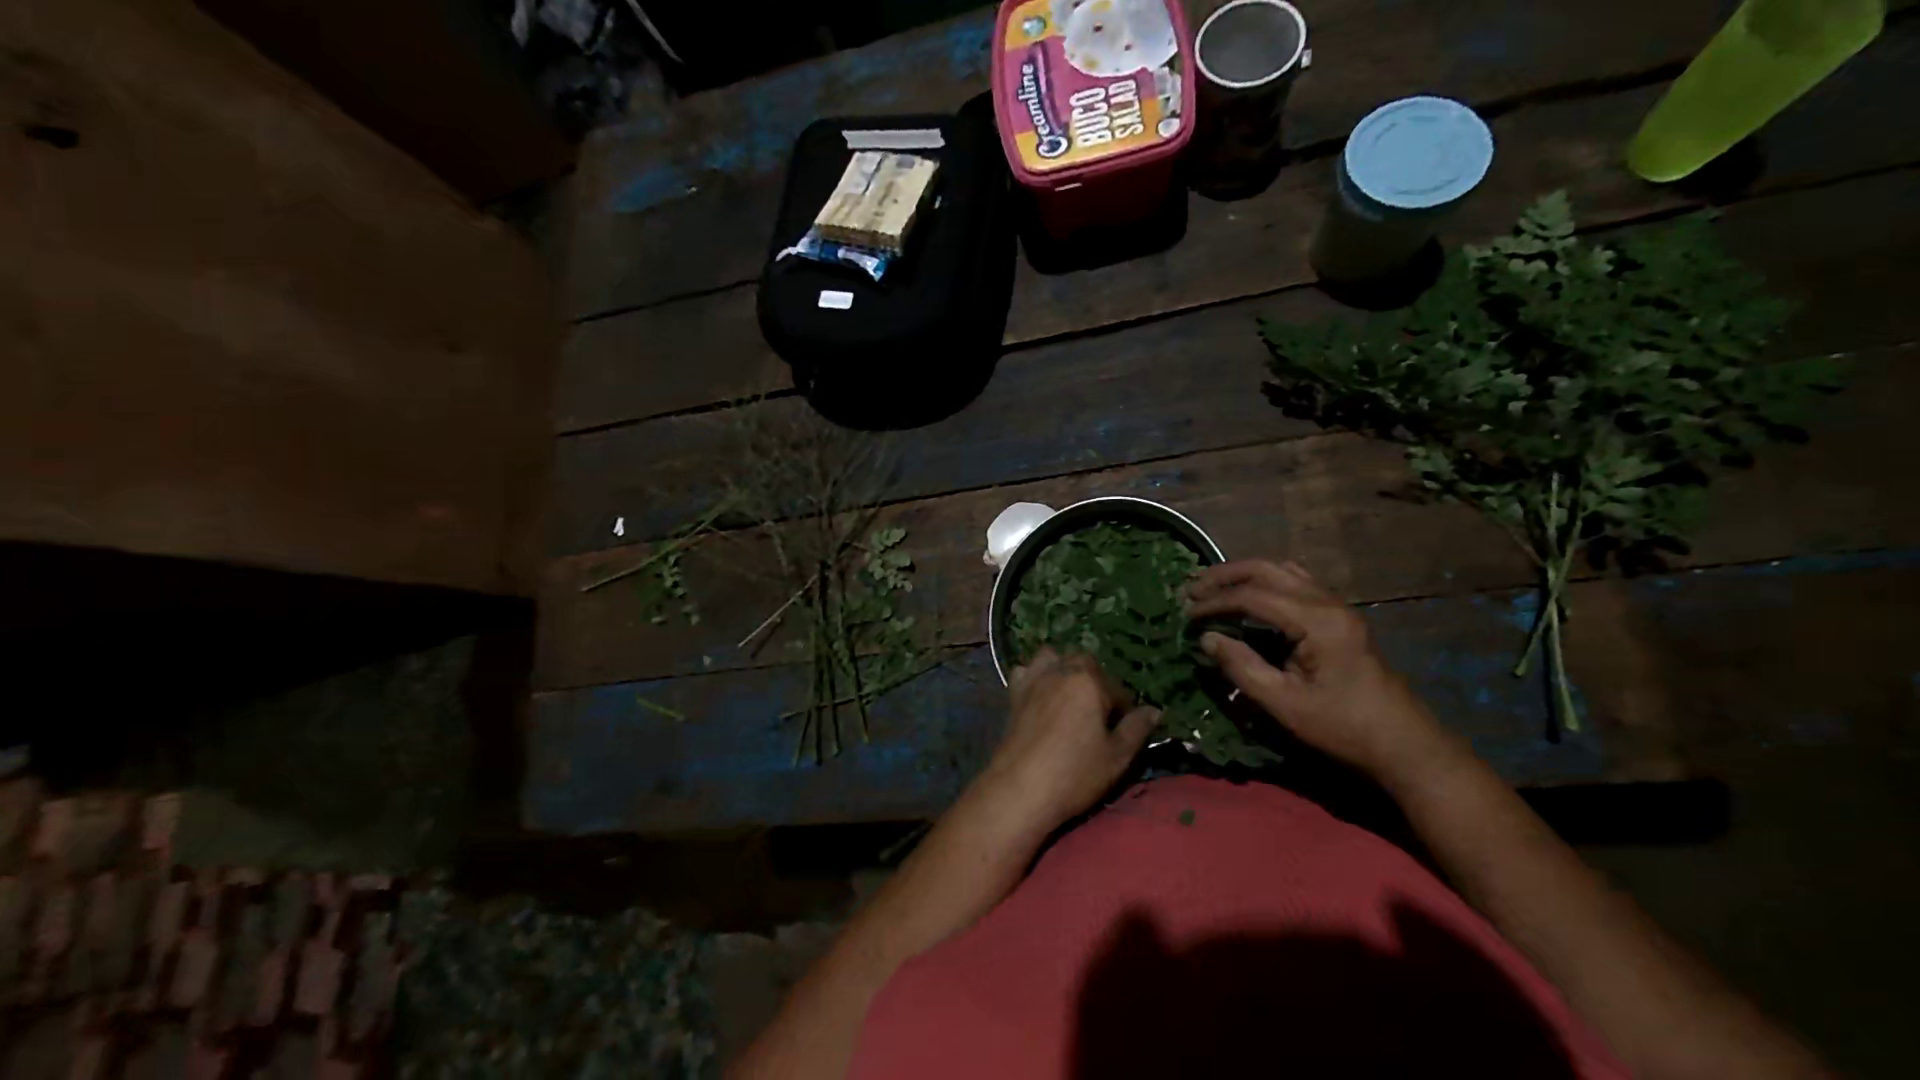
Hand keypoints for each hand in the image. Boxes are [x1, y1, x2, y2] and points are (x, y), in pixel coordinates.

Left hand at [969, 649, 1159, 839]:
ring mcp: (1033, 680)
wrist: (1019, 789)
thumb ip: (1136, 728)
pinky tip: (1041, 696)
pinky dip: (1034, 676)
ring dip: (1064, 669)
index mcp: (1088, 680)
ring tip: (1071, 697)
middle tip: (1100, 715)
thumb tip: (1154, 710)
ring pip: (1052, 658)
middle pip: (1085, 664)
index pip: (1118, 688)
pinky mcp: (1013, 694)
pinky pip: (1026, 671)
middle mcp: (1059, 671)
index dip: (1125, 710)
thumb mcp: (1117, 756)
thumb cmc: (1074, 773)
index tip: (1124, 731)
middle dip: (1097, 683)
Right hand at [1186, 560, 1450, 780]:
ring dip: (1244, 575)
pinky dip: (1264, 582)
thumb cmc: (1341, 726)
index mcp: (1316, 621)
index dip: (1215, 602)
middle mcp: (1327, 602)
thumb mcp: (1283, 703)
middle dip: (1224, 576)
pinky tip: (1247, 598)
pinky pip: (1295, 582)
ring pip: (1282, 570)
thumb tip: (1206, 638)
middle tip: (1191, 590)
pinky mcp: (1338, 616)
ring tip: (1212, 589)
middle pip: (1267, 569)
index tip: (1186, 615)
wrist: (1402, 742)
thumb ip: (1241, 667)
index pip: (1253, 596)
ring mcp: (1336, 606)